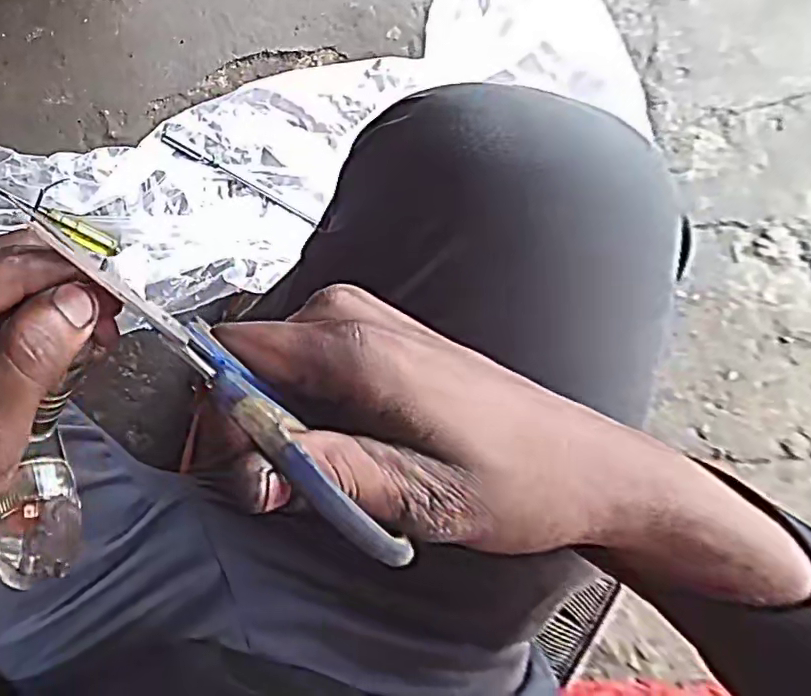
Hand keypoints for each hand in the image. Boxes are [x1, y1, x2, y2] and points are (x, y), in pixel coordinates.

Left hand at [0, 231, 117, 618]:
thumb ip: (30, 361)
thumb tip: (76, 300)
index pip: (7, 269)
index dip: (68, 272)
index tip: (116, 288)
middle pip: (13, 257)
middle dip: (70, 277)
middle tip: (115, 308)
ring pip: (17, 265)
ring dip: (63, 288)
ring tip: (99, 326)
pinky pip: (11, 287)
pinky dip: (48, 302)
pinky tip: (73, 330)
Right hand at [217, 285, 810, 604]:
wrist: (589, 463)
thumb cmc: (522, 481)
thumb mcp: (427, 498)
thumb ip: (330, 474)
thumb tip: (254, 469)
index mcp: (353, 346)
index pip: (233, 354)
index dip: (221, 407)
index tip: (242, 460)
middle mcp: (343, 313)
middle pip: (243, 355)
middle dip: (245, 417)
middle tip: (280, 477)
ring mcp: (350, 311)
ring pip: (262, 357)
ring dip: (270, 410)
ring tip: (318, 458)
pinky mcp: (358, 323)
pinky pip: (290, 352)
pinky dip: (292, 395)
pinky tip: (334, 430)